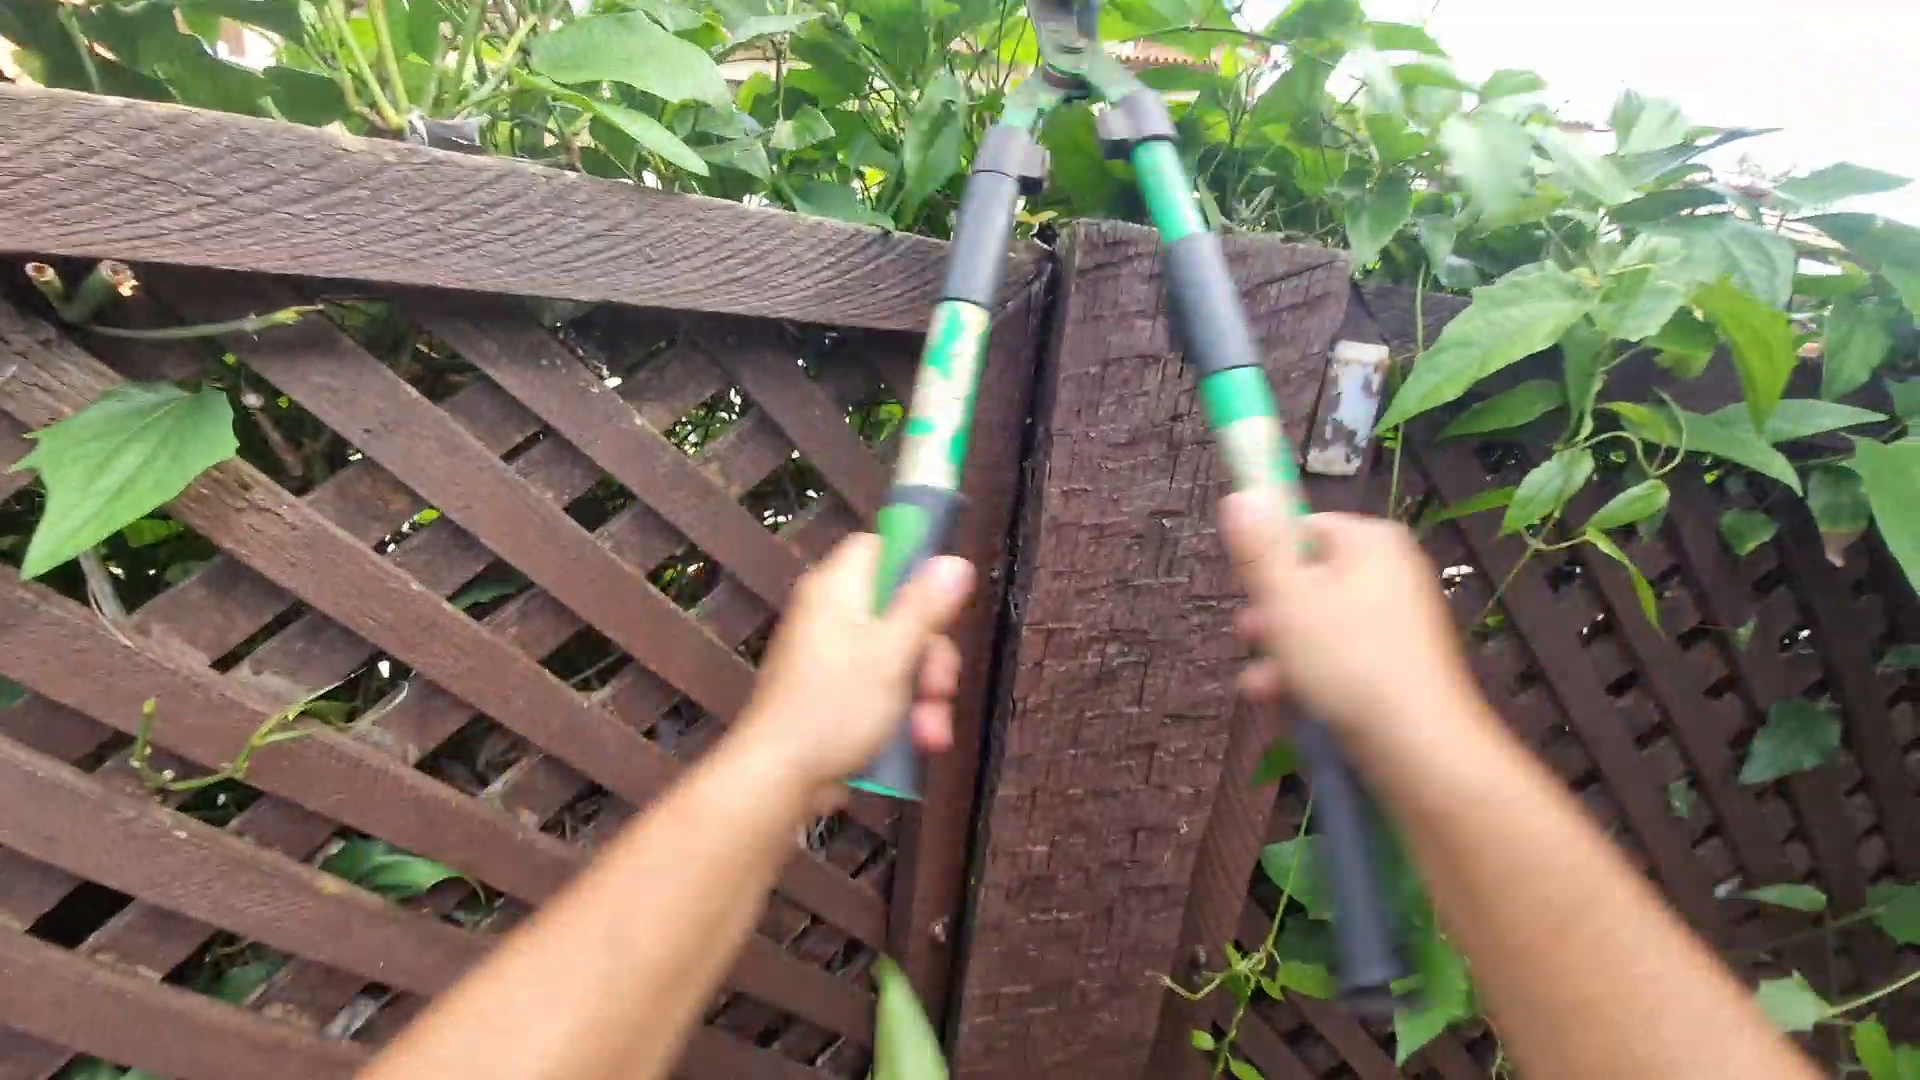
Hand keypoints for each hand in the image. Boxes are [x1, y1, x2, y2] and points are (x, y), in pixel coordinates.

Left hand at [737, 533, 974, 795]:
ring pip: (897, 650)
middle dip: (930, 651)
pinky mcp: (832, 687)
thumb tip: (955, 560)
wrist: (778, 777)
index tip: (941, 599)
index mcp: (838, 588)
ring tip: (929, 731)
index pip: (880, 545)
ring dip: (923, 689)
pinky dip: (902, 705)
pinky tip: (917, 740)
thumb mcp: (892, 654)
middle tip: (939, 686)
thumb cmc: (835, 708)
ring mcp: (831, 651)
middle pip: (900, 605)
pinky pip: (880, 680)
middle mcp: (832, 611)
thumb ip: (925, 606)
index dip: (915, 564)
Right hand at [1219, 490, 1480, 742]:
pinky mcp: (1393, 661)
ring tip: (1261, 682)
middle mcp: (1387, 572)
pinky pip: (1334, 652)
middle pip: (1303, 576)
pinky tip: (1280, 698)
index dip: (1265, 557)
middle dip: (1268, 612)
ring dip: (1278, 649)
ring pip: (1313, 621)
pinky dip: (1305, 671)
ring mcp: (1393, 619)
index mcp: (1369, 543)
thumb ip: (1260, 546)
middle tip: (1252, 637)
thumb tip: (1243, 491)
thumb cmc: (1347, 661)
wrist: (1418, 748)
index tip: (1248, 589)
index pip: (1300, 525)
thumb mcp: (1287, 598)